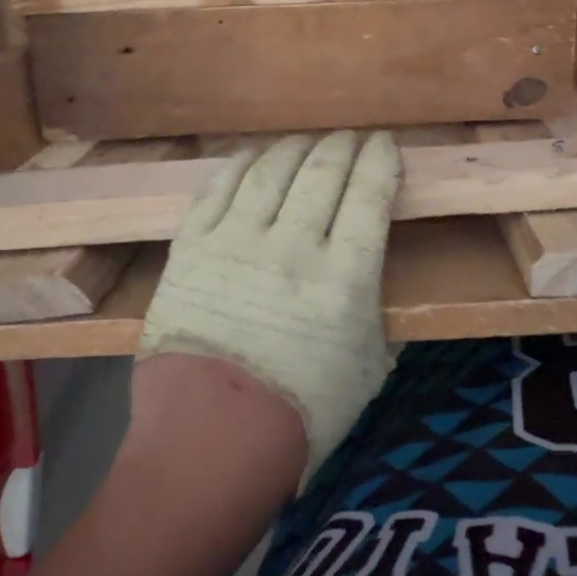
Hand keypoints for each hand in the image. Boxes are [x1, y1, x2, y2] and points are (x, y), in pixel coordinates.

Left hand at [140, 129, 402, 478]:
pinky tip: (254, 159)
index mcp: (346, 277)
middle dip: (342, 146)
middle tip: (349, 141)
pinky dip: (241, 165)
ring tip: (305, 145)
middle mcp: (294, 247)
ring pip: (272, 170)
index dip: (381, 158)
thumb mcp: (369, 366)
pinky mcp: (192, 247)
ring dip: (295, 148)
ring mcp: (237, 242)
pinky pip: (218, 187)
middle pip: (323, 170)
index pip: (370, 193)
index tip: (384, 144)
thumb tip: (375, 276)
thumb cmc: (302, 411)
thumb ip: (377, 311)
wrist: (212, 435)